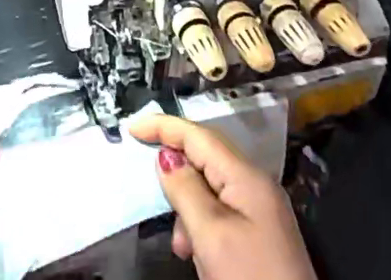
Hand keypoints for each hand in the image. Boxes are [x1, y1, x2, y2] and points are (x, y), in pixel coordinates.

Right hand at [123, 110, 316, 279]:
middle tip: (144, 173)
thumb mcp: (210, 234)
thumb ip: (184, 188)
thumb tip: (166, 157)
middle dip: (173, 162)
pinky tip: (193, 248)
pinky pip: (218, 207)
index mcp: (247, 178)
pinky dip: (198, 219)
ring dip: (185, 200)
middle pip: (204, 154)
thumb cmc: (250, 279)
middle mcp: (256, 186)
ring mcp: (260, 210)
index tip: (130, 130)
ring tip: (178, 238)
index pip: (197, 135)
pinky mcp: (258, 232)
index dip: (161, 126)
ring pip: (208, 183)